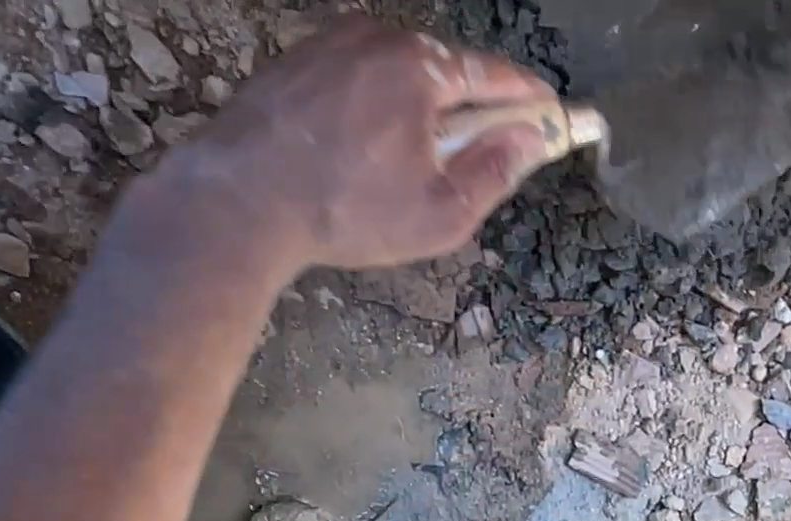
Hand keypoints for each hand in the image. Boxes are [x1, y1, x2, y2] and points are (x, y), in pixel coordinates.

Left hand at [158, 16, 557, 273]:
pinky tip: (372, 143)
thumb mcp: (442, 211)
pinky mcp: (296, 59)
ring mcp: (330, 42)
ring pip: (399, 70)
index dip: (527, 96)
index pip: (493, 75)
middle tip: (484, 145)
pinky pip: (358, 74)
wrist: (241, 202)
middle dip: (472, 104)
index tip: (549, 110)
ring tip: (421, 154)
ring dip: (423, 104)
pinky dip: (380, 102)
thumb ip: (495, 171)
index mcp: (421, 68)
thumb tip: (531, 138)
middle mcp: (377, 37)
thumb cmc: (351, 212)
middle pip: (446, 68)